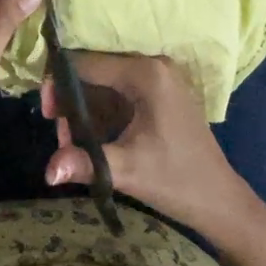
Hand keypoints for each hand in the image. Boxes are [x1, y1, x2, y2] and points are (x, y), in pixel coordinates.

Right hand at [42, 53, 257, 232]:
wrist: (220, 203)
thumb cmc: (178, 181)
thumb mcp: (127, 171)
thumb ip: (85, 163)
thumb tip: (47, 172)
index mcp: (146, 73)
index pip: (86, 63)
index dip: (59, 84)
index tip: (45, 114)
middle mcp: (151, 65)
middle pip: (93, 70)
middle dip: (69, 100)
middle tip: (59, 134)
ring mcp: (156, 78)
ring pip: (102, 83)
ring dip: (82, 109)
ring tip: (71, 143)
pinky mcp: (157, 93)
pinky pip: (116, 92)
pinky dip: (99, 113)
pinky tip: (90, 139)